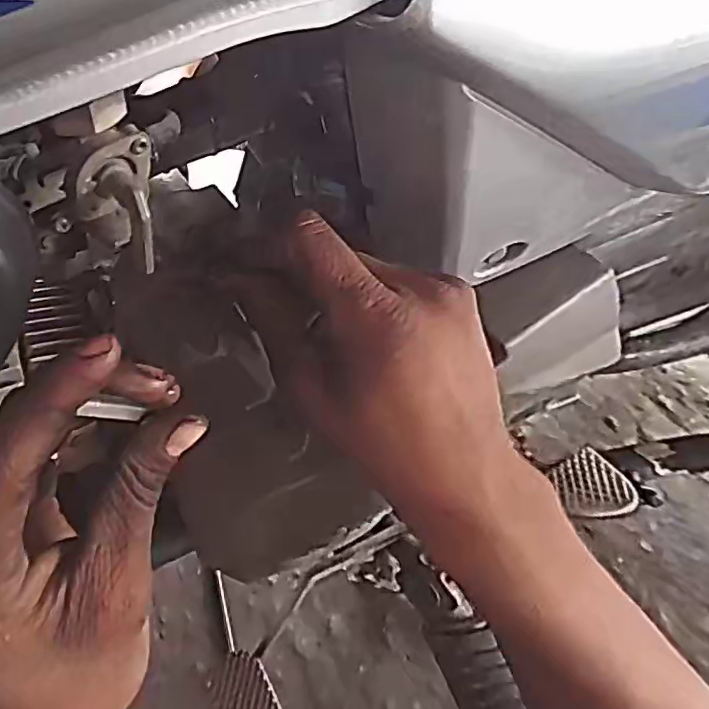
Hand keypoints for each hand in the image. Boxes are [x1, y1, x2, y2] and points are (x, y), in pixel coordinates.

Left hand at [0, 335, 207, 708]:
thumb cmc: (76, 679)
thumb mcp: (116, 586)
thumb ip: (138, 492)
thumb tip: (177, 425)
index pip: (11, 448)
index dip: (60, 389)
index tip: (103, 352)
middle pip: (18, 425)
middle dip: (86, 390)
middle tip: (148, 378)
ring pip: (26, 427)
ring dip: (88, 405)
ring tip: (148, 394)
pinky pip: (34, 447)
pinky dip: (79, 428)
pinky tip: (121, 420)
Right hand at [226, 212, 536, 551]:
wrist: (463, 472)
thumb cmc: (393, 445)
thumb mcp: (308, 384)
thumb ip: (271, 319)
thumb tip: (245, 283)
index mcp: (375, 311)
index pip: (310, 236)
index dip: (269, 244)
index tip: (252, 259)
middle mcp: (418, 289)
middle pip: (335, 249)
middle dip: (298, 269)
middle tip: (274, 294)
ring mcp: (444, 290)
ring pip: (362, 261)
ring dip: (334, 283)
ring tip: (326, 325)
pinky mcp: (457, 296)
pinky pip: (394, 276)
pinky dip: (369, 294)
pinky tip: (365, 332)